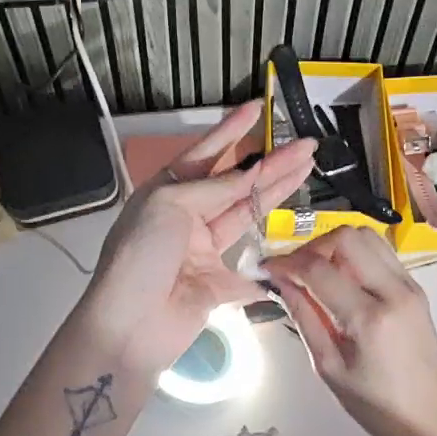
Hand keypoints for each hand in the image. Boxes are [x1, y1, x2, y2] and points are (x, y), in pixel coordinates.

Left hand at [78, 100, 315, 374]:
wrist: (129, 326)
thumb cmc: (140, 257)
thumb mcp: (170, 206)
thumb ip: (214, 188)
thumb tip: (251, 175)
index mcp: (166, 193)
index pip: (204, 155)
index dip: (230, 132)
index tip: (256, 109)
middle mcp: (185, 218)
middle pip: (234, 186)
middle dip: (269, 164)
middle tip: (306, 145)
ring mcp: (202, 253)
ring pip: (246, 219)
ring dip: (276, 196)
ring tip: (307, 170)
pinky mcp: (217, 286)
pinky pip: (250, 272)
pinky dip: (271, 263)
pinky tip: (297, 242)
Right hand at [262, 227, 436, 435]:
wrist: (429, 418)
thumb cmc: (375, 405)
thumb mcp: (329, 366)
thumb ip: (305, 318)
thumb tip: (280, 282)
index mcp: (369, 318)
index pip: (319, 269)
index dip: (286, 263)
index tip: (267, 269)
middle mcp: (394, 291)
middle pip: (347, 237)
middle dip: (312, 247)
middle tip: (295, 270)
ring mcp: (410, 286)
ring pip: (368, 237)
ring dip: (336, 247)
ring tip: (317, 273)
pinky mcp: (416, 289)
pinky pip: (381, 254)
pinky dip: (355, 256)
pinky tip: (341, 281)